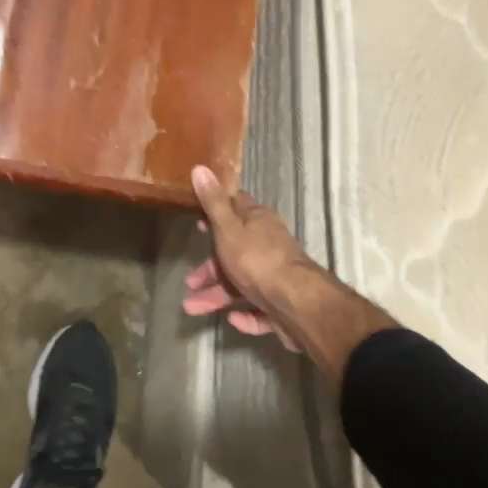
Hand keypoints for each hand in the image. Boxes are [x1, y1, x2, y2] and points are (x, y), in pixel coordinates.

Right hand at [182, 165, 314, 349]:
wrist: (297, 304)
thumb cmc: (257, 260)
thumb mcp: (228, 228)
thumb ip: (213, 202)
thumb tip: (200, 167)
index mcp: (258, 222)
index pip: (237, 207)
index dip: (216, 212)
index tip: (197, 221)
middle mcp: (269, 245)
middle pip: (235, 252)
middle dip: (210, 268)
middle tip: (190, 281)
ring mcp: (277, 276)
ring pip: (242, 283)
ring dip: (217, 295)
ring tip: (192, 308)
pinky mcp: (282, 305)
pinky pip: (259, 308)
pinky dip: (245, 314)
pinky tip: (233, 320)